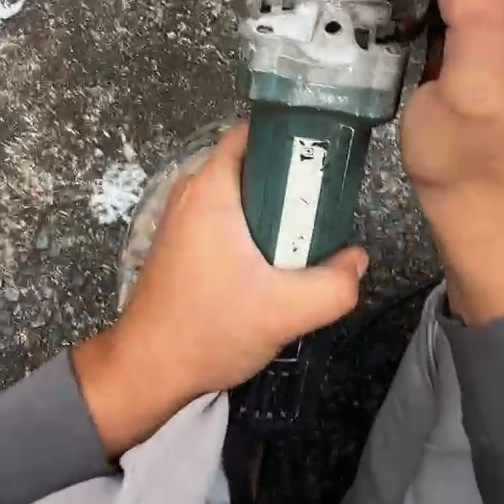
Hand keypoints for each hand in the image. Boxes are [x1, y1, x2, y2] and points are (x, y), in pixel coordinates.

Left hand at [71, 124, 368, 457]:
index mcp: (211, 188)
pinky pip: (223, 216)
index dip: (288, 135)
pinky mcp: (180, 243)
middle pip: (249, 163)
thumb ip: (334, 286)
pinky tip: (273, 259)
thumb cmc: (210, 328)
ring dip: (271, 207)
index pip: (250, 132)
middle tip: (323, 204)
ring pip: (238, 193)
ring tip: (305, 234)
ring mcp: (182, 218)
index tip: (323, 156)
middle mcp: (191, 192)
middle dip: (288, 177)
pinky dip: (250, 226)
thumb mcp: (285, 312)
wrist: (146, 371)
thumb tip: (357, 259)